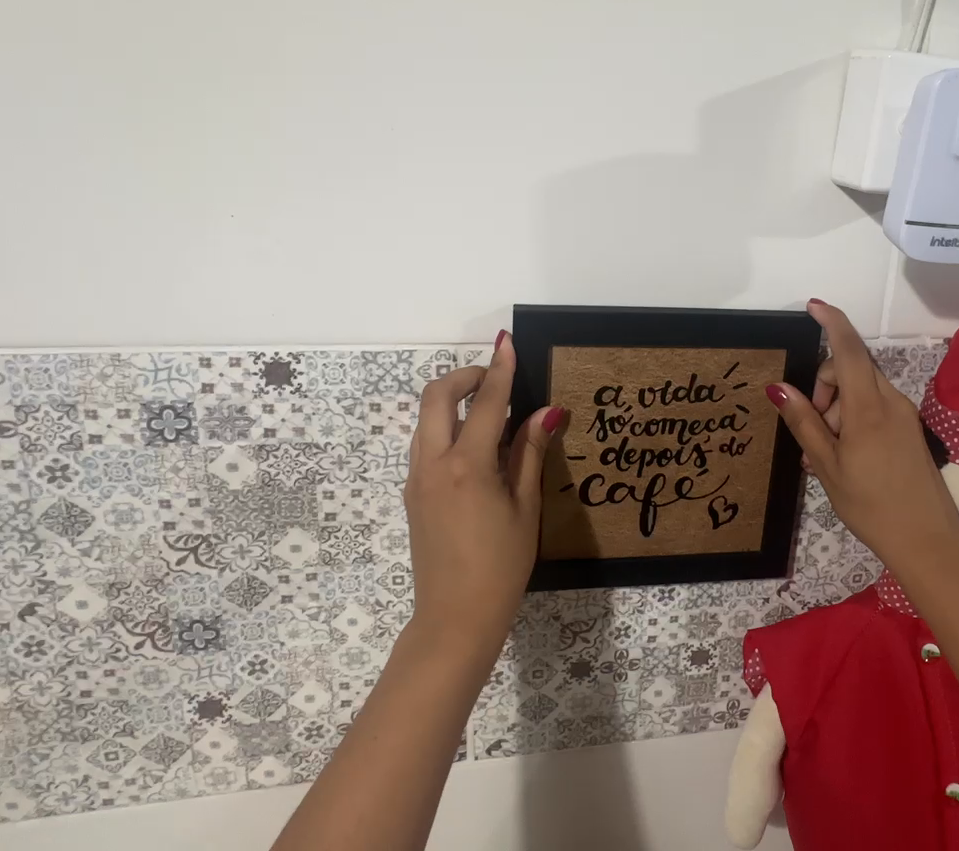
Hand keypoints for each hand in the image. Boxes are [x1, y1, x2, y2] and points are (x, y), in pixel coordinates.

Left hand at [406, 331, 563, 651]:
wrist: (454, 617)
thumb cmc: (502, 566)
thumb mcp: (525, 508)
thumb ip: (529, 454)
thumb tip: (546, 412)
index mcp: (468, 465)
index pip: (488, 402)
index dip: (501, 369)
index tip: (508, 342)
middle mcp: (434, 463)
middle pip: (437, 396)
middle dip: (465, 376)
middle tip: (496, 379)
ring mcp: (417, 478)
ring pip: (426, 419)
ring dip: (453, 401)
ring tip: (491, 413)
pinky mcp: (413, 494)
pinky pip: (426, 444)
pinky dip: (447, 428)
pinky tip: (477, 448)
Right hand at [767, 300, 958, 572]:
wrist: (928, 539)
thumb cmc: (871, 505)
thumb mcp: (827, 466)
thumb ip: (804, 422)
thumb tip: (778, 387)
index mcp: (868, 408)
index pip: (848, 350)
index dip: (831, 322)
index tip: (812, 305)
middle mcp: (890, 402)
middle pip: (850, 369)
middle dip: (824, 387)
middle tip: (812, 432)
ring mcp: (904, 415)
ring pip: (861, 390)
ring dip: (837, 408)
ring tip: (825, 454)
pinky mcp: (909, 429)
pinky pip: (874, 408)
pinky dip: (853, 419)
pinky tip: (844, 456)